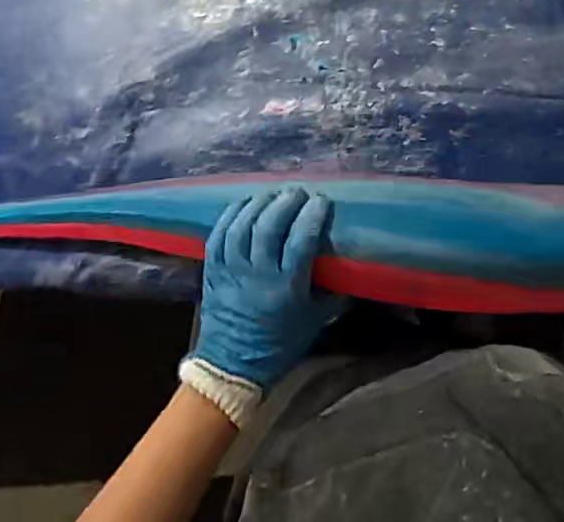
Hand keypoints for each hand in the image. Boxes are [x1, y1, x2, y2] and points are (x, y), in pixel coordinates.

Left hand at [188, 187, 344, 390]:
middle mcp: (257, 276)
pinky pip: (218, 237)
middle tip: (298, 193)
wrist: (230, 370)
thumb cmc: (281, 343)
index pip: (301, 240)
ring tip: (273, 194)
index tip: (322, 201)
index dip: (312, 215)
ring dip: (259, 205)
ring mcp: (231, 273)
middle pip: (268, 228)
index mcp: (287, 287)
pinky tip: (245, 204)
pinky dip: (231, 216)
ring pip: (241, 228)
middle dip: (285, 203)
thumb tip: (351, 263)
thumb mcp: (317, 317)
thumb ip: (334, 288)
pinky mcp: (212, 273)